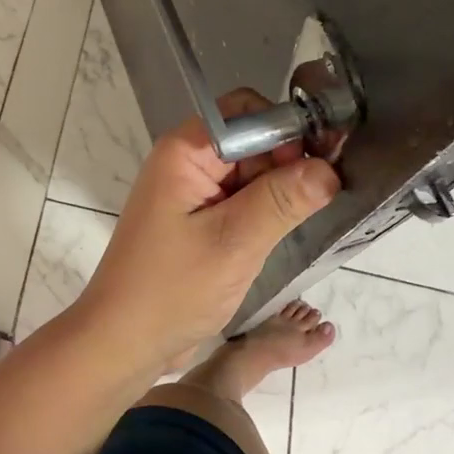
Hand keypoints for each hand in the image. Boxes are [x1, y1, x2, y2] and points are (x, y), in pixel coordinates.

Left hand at [73, 88, 341, 366]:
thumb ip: (281, 201)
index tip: (318, 167)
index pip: (245, 113)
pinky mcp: (199, 219)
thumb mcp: (234, 243)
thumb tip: (329, 168)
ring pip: (250, 172)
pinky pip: (240, 199)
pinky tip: (286, 231)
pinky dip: (265, 211)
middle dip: (287, 162)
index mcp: (185, 151)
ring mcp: (192, 191)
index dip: (284, 132)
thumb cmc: (172, 288)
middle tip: (322, 199)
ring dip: (279, 190)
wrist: (125, 339)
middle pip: (250, 140)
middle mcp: (187, 161)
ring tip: (310, 218)